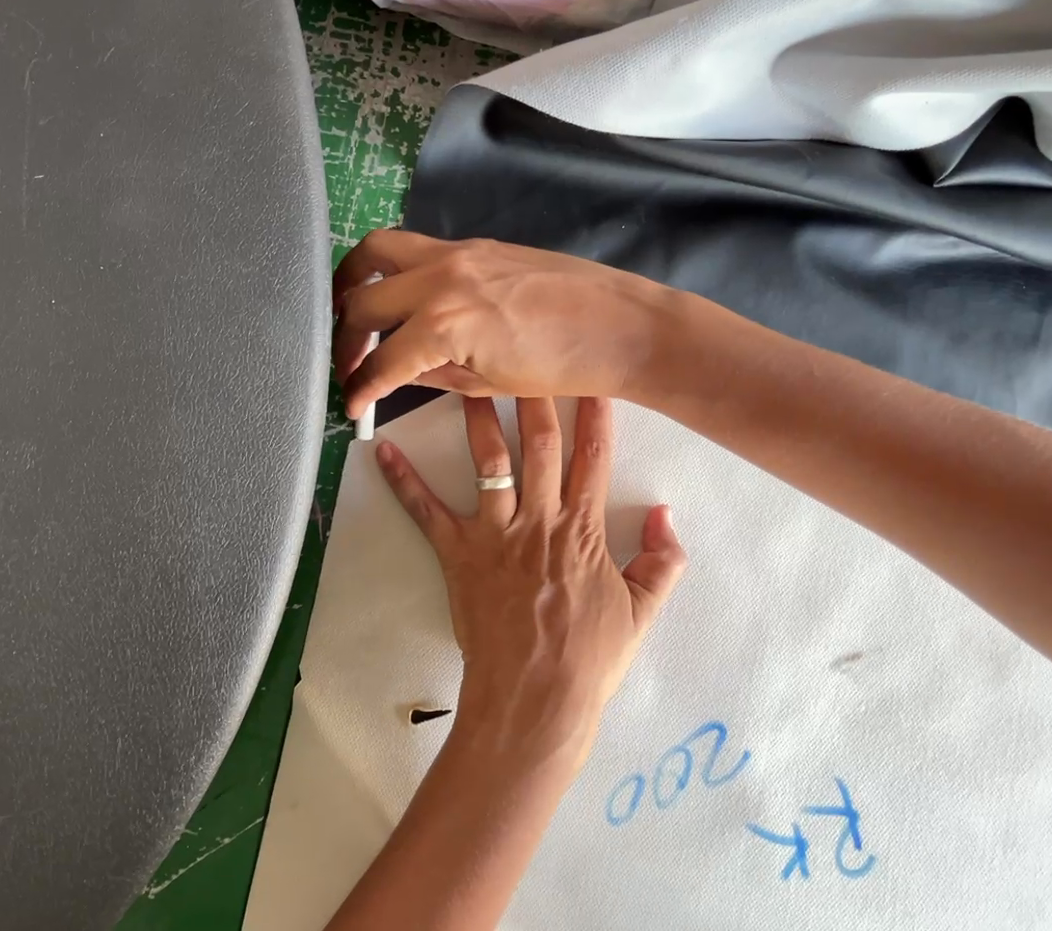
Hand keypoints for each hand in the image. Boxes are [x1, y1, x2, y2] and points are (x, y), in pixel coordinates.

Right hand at [334, 231, 682, 419]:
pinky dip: (394, 268)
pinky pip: (415, 246)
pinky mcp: (476, 243)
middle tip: (346, 363)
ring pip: (378, 249)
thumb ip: (431, 374)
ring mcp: (457, 252)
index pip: (380, 360)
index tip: (350, 404)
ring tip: (350, 308)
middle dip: (344, 338)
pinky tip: (402, 295)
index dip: (358, 388)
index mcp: (443, 325)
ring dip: (354, 279)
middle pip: (362, 300)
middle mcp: (439, 279)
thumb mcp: (487, 384)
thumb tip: (394, 373)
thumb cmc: (563, 367)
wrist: (622, 326)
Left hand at [375, 396, 688, 759]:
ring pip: (488, 462)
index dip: (595, 415)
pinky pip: (426, 511)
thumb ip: (662, 561)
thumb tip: (668, 514)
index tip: (592, 377)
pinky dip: (403, 480)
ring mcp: (494, 535)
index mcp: (583, 530)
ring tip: (463, 376)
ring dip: (476, 416)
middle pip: (539, 444)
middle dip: (535, 394)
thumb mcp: (643, 613)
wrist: (535, 700)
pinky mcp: (457, 555)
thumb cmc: (589, 659)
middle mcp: (538, 520)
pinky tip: (383, 450)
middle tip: (525, 350)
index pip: (593, 459)